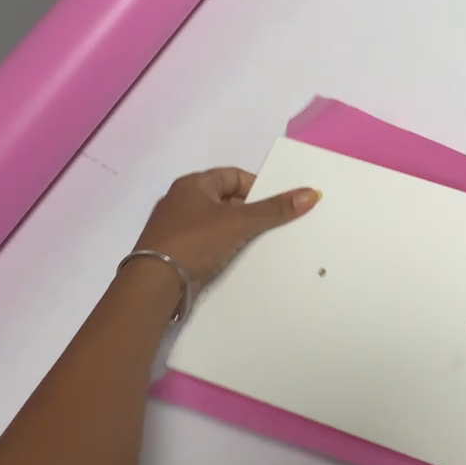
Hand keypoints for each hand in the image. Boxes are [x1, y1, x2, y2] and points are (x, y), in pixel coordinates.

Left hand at [132, 167, 318, 287]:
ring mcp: (173, 228)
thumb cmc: (195, 241)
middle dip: (250, 212)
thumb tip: (313, 193)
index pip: (235, 176)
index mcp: (192, 184)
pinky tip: (235, 259)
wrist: (153, 287)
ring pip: (217, 223)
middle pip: (227, 200)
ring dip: (237, 232)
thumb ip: (275, 208)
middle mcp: (180, 201)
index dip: (258, 188)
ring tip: (257, 244)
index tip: (274, 206)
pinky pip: (206, 243)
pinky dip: (222, 248)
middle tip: (271, 225)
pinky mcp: (172, 252)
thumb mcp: (240, 222)